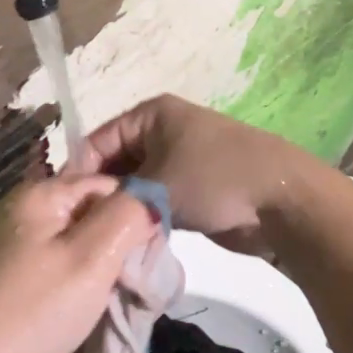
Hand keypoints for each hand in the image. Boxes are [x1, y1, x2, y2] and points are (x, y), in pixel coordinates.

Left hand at [0, 176, 157, 352]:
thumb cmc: (38, 308)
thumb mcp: (92, 256)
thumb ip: (126, 216)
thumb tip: (149, 197)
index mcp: (36, 194)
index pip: (104, 182)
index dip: (134, 208)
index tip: (152, 248)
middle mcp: (22, 212)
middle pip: (90, 211)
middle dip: (120, 239)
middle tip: (138, 275)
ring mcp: (15, 248)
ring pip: (78, 242)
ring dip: (103, 265)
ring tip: (121, 292)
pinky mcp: (16, 280)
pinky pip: (61, 268)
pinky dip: (82, 282)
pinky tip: (95, 305)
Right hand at [75, 94, 318, 255]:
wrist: (284, 202)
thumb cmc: (215, 181)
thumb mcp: (154, 187)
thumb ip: (113, 199)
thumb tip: (87, 215)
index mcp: (150, 114)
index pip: (96, 141)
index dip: (80, 173)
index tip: (67, 210)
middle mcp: (163, 130)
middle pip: (114, 162)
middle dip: (101, 193)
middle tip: (86, 228)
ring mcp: (180, 158)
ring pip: (135, 184)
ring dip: (123, 208)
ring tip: (106, 235)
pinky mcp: (193, 187)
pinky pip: (156, 199)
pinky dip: (144, 216)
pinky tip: (131, 238)